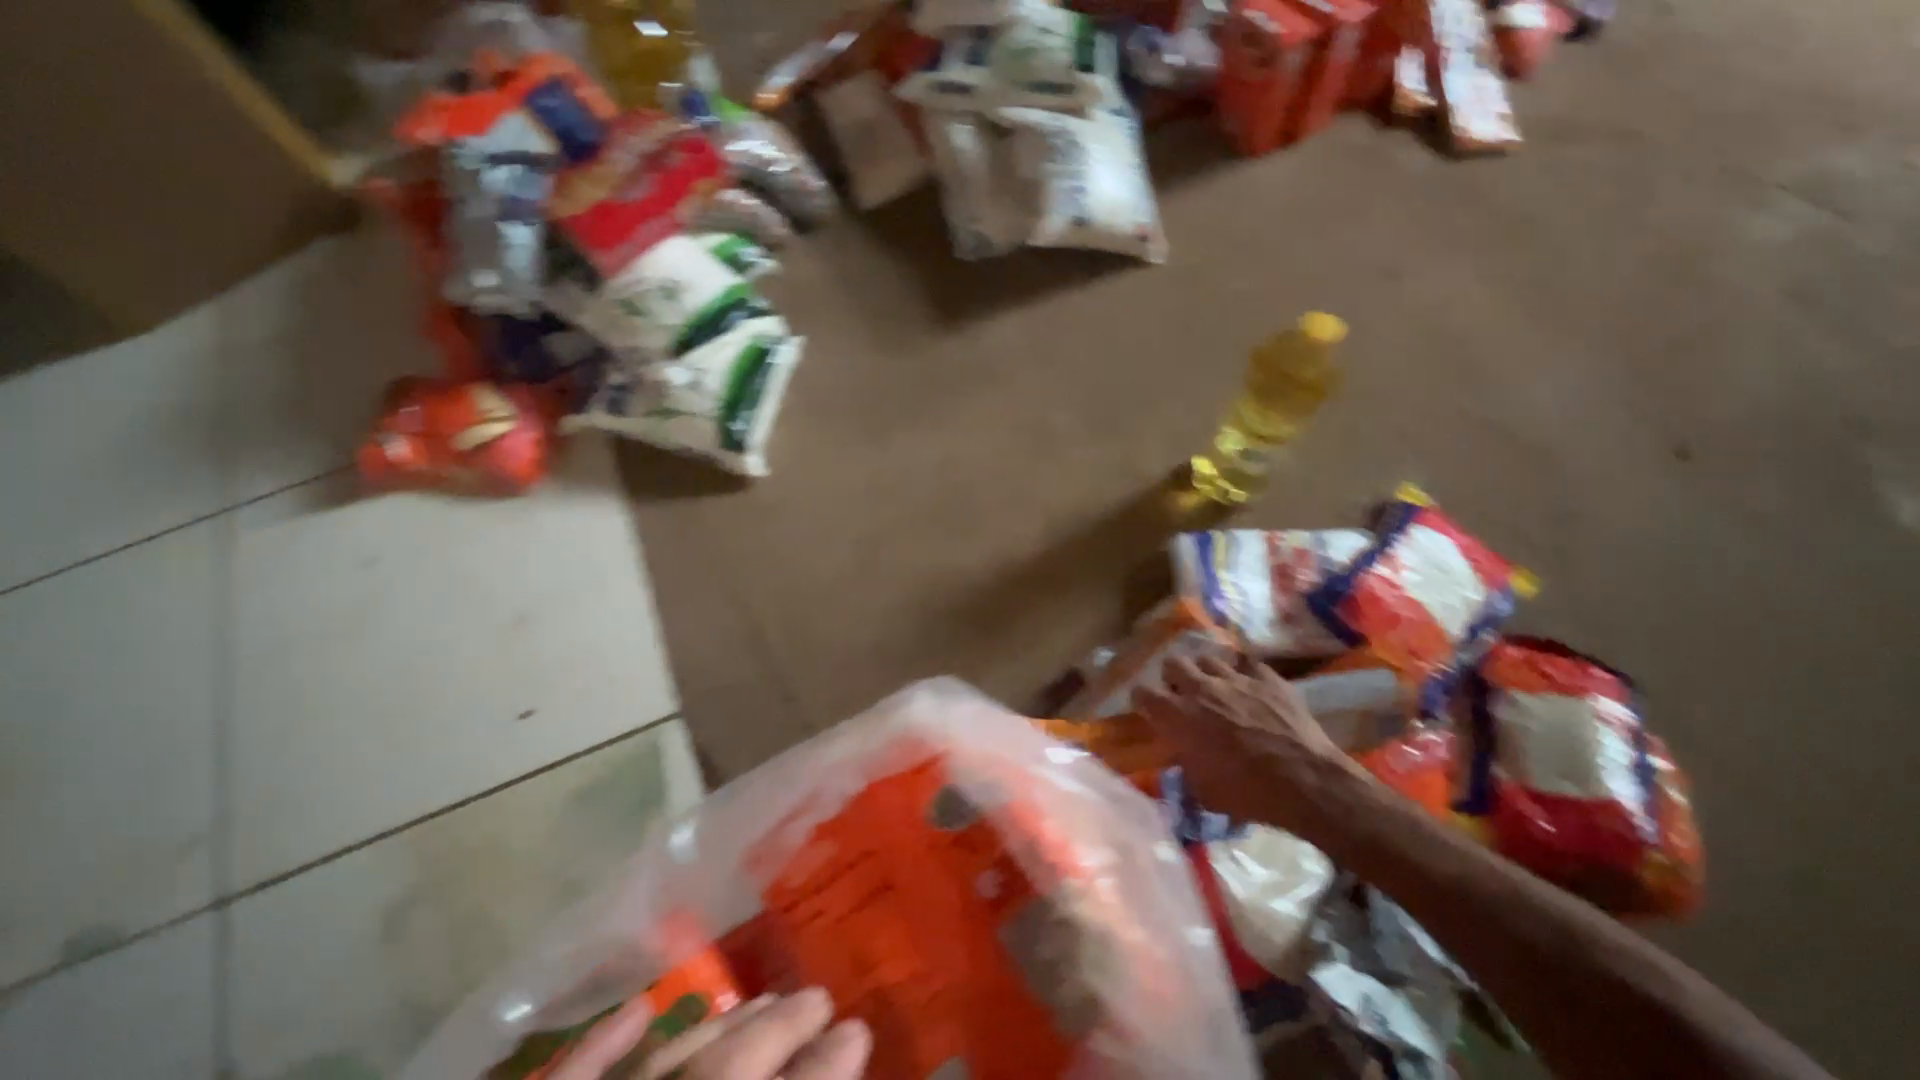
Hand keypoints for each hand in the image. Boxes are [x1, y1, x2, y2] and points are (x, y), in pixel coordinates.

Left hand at [551, 987, 870, 1079]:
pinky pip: (572, 1077)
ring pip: (665, 1063)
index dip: (823, 1067)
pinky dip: (601, 1045)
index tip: (859, 1029)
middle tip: (821, 996)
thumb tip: (831, 1056)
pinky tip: (635, 1010)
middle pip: (724, 1073)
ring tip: (762, 999)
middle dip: (779, 1031)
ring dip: (715, 1028)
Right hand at [1133, 655, 1355, 830]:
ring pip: (1208, 658)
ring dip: (1207, 672)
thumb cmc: (1248, 794)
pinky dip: (1244, 672)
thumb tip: (1184, 759)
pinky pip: (1248, 663)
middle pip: (1173, 663)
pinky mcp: (1268, 677)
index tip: (1147, 707)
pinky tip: (1250, 686)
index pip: (1143, 693)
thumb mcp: (1203, 792)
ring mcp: (1236, 679)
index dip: (1142, 699)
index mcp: (1179, 717)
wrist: (1305, 781)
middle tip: (1182, 694)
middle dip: (1173, 677)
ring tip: (1215, 687)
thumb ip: (1186, 768)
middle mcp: (1202, 690)